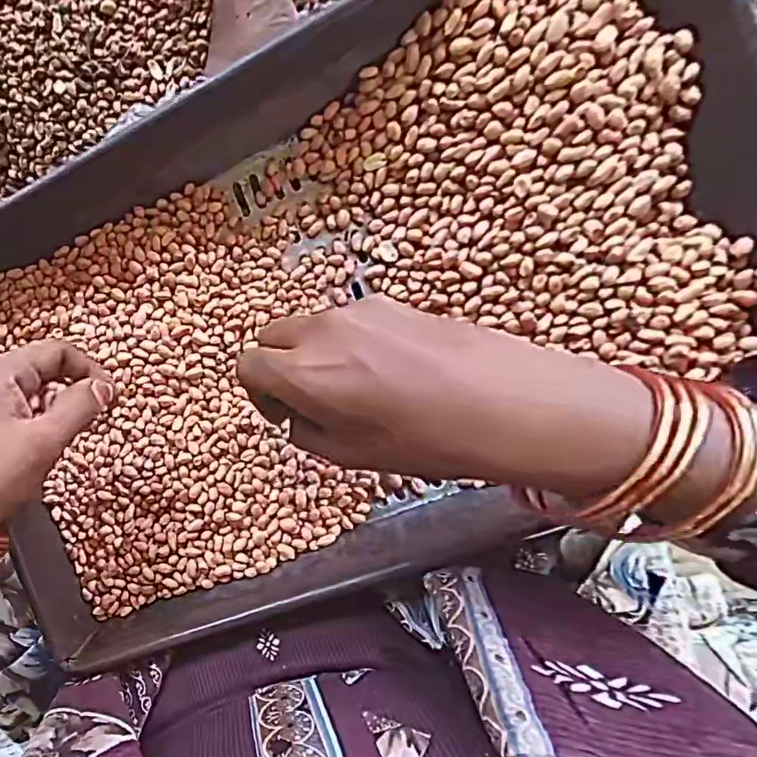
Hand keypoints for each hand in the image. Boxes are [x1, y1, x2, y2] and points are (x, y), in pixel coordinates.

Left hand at [0, 340, 115, 530]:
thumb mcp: (45, 442)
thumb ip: (79, 407)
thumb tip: (103, 388)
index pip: (55, 351)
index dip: (89, 369)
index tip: (109, 394)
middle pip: (43, 370)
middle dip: (72, 392)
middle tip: (91, 419)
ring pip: (33, 393)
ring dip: (56, 412)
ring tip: (61, 441)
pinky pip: (19, 412)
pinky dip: (38, 425)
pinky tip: (42, 450)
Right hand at [234, 295, 655, 496]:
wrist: (507, 403)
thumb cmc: (426, 438)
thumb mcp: (348, 454)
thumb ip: (305, 430)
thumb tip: (299, 414)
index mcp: (302, 372)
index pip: (248, 364)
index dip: (257, 393)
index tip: (281, 412)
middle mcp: (322, 331)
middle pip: (272, 336)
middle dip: (278, 366)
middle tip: (307, 398)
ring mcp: (359, 311)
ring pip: (310, 326)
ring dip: (313, 353)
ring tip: (353, 387)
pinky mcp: (391, 303)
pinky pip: (348, 321)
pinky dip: (347, 342)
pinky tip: (384, 371)